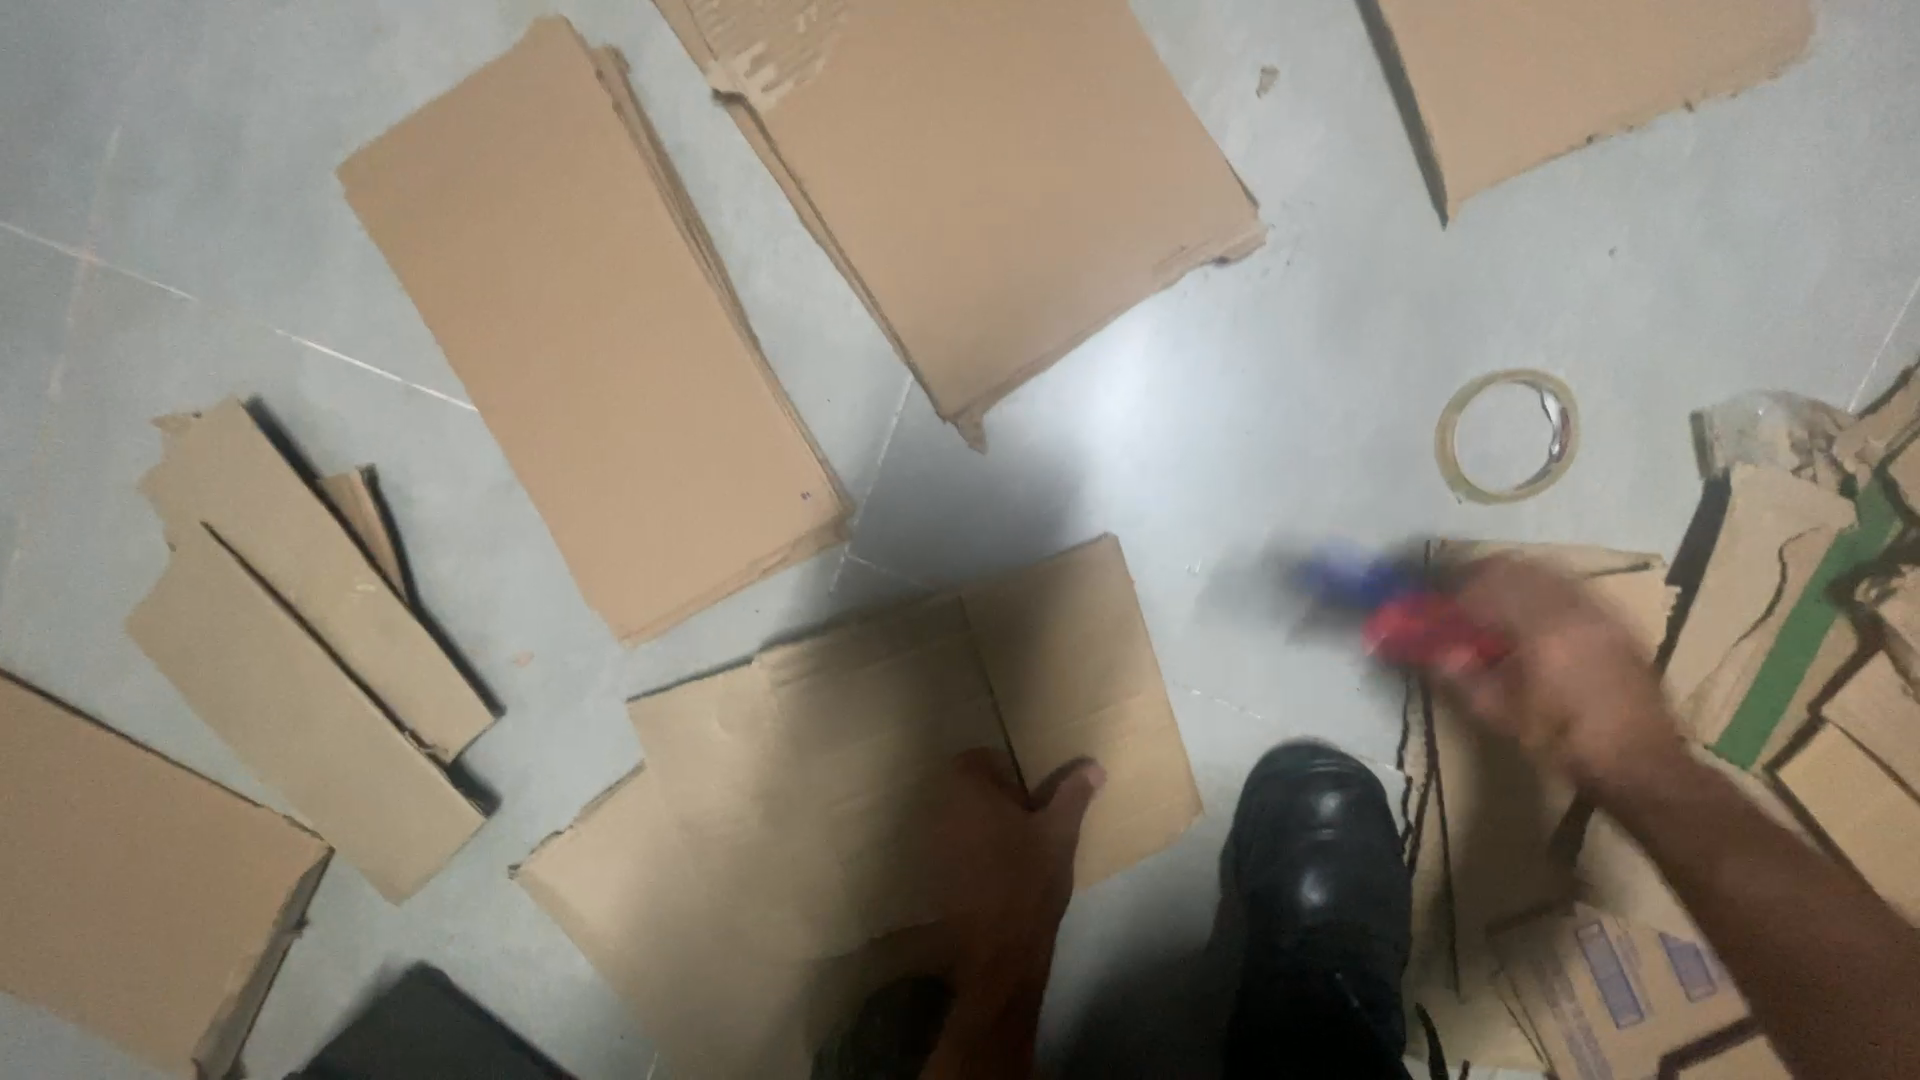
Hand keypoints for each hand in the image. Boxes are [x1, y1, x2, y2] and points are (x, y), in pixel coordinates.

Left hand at [931, 749, 1104, 978]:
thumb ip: (1073, 794)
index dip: (1002, 770)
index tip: (1026, 795)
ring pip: (956, 817)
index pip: (976, 759)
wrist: (998, 948)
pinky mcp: (931, 872)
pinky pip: (949, 845)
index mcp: (967, 789)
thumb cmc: (1029, 879)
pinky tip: (995, 872)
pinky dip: (969, 849)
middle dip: (991, 796)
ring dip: (979, 823)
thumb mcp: (1059, 832)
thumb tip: (1094, 766)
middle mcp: (940, 809)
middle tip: (1023, 819)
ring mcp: (931, 842)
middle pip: (963, 786)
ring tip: (1012, 846)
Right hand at [1429, 556, 1687, 795]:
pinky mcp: (1617, 623)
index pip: (1482, 589)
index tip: (1430, 601)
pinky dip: (1540, 588)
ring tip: (1487, 596)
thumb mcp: (1500, 713)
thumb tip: (1435, 650)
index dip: (1449, 591)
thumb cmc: (1563, 741)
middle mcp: (1573, 610)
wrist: (1641, 764)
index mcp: (1541, 630)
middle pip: (1515, 569)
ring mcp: (1600, 613)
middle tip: (1454, 592)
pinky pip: (1569, 587)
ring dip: (1509, 578)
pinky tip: (1529, 610)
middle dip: (1477, 575)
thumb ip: (1461, 675)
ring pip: (1545, 572)